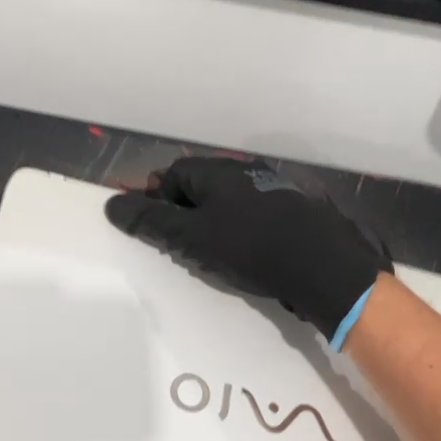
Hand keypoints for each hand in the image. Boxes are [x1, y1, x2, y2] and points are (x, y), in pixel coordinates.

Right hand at [104, 157, 390, 347]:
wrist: (328, 268)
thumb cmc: (252, 248)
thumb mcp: (191, 238)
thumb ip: (151, 221)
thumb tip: (111, 204)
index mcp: (220, 171)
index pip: (174, 174)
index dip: (158, 199)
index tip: (156, 230)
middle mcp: (251, 171)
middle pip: (204, 187)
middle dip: (187, 213)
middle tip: (182, 247)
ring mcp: (281, 190)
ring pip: (234, 202)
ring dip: (219, 223)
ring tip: (215, 256)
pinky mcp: (304, 212)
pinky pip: (262, 218)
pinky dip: (248, 233)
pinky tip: (253, 258)